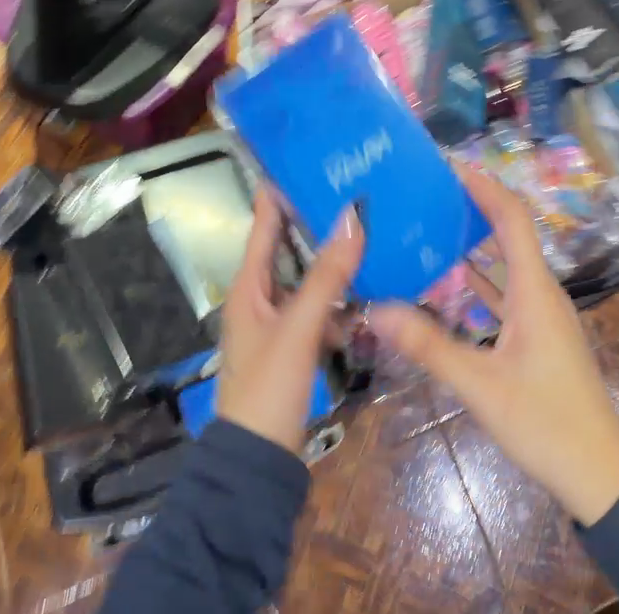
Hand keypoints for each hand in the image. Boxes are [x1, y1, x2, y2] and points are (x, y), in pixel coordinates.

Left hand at [215, 191, 362, 452]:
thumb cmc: (269, 387)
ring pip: (310, 281)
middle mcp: (260, 297)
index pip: (263, 225)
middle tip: (354, 192)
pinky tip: (368, 295)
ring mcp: (278, 323)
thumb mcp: (299, 328)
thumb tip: (353, 218)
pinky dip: (341, 302)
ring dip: (335, 264)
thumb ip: (327, 276)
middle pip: (290, 250)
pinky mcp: (296, 345)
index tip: (308, 159)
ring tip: (370, 234)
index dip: (280, 192)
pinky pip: (321, 311)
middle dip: (319, 224)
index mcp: (249, 286)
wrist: (259, 459)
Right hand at [370, 168, 618, 524]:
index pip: (512, 220)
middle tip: (428, 193)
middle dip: (473, 208)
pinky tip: (449, 282)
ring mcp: (542, 317)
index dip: (484, 188)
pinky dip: (480, 282)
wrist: (599, 473)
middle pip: (509, 235)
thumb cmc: (546, 424)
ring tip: (431, 227)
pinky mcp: (538, 338)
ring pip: (507, 266)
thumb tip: (378, 309)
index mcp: (535, 292)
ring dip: (475, 244)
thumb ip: (430, 347)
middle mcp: (542, 294)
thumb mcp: (481, 387)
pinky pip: (506, 295)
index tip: (450, 165)